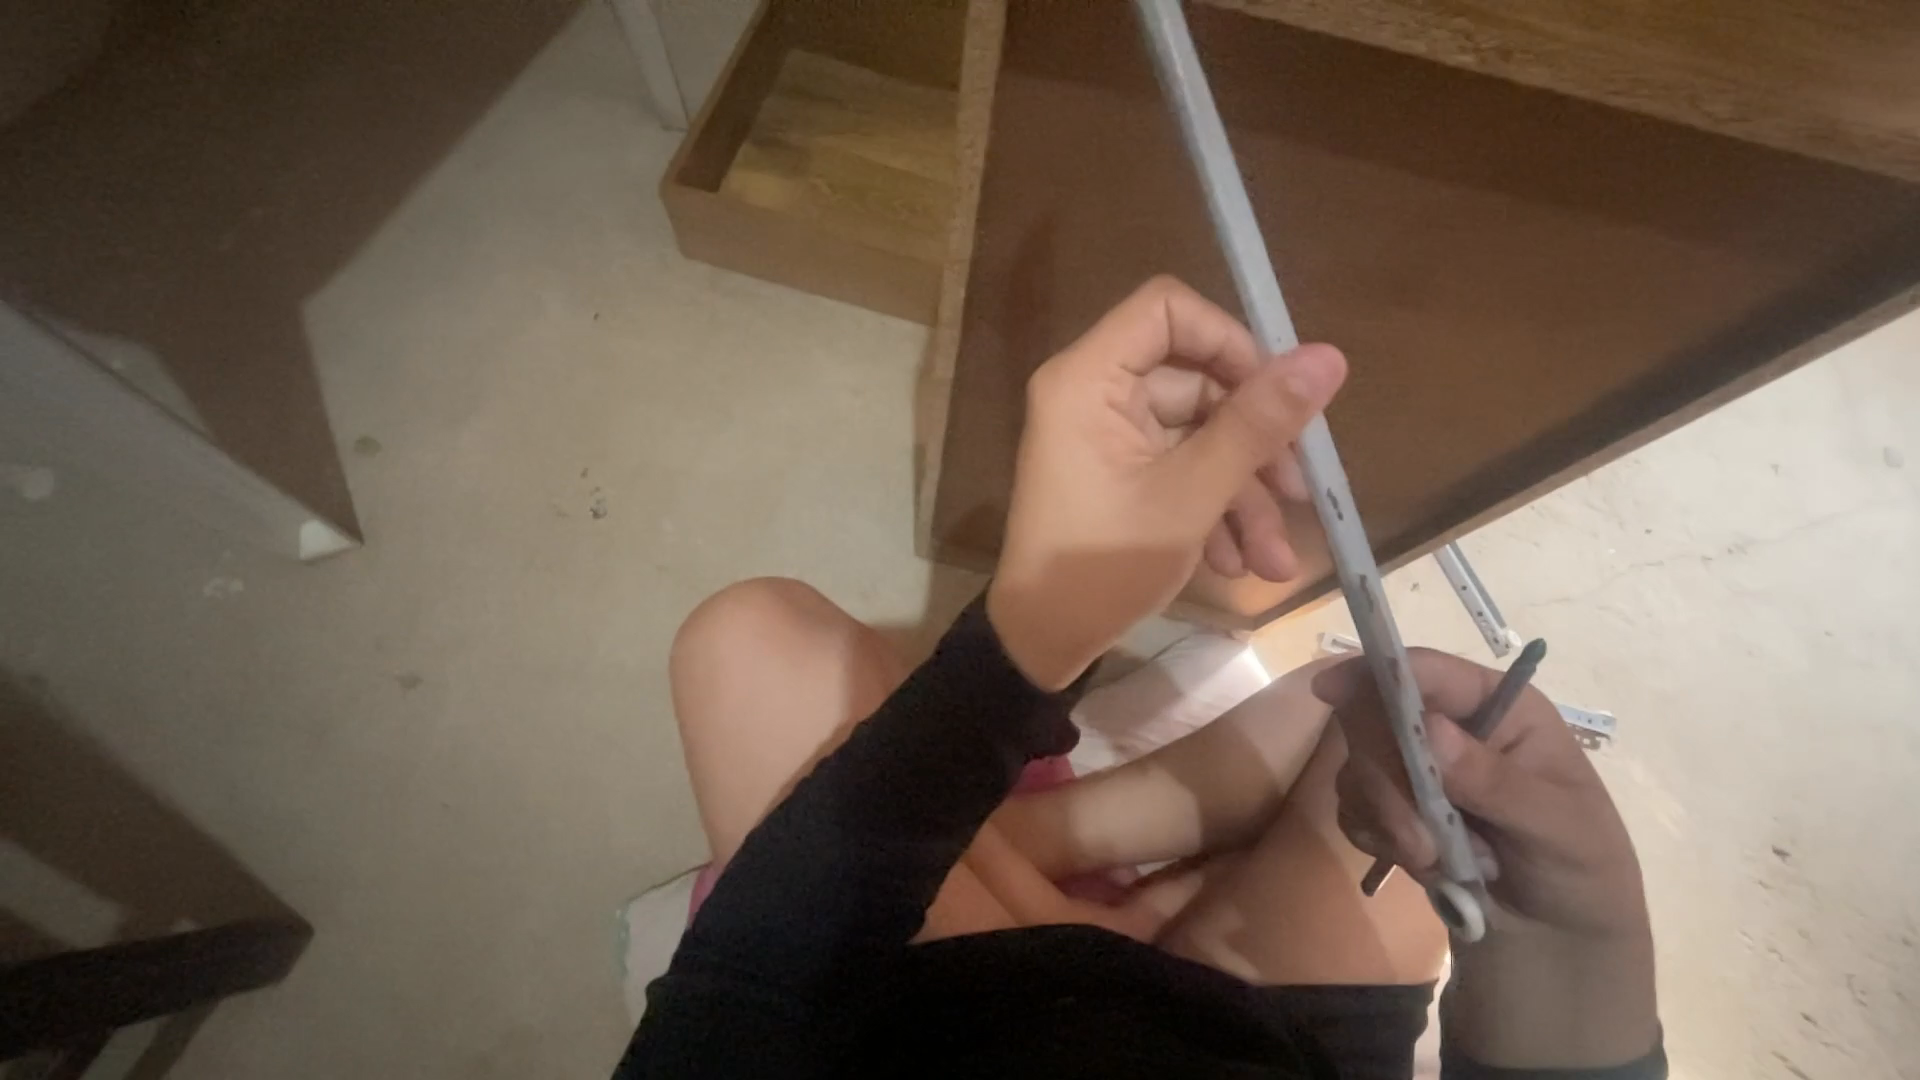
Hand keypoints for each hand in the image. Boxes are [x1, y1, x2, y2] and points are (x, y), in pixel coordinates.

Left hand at [985, 276, 1344, 688]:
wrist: (1042, 640)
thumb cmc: (1103, 565)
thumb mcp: (1190, 496)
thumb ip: (1256, 425)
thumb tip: (1328, 357)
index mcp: (1089, 380)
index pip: (1167, 309)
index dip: (1229, 340)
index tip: (1277, 393)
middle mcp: (1092, 395)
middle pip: (1194, 382)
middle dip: (1253, 445)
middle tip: (1300, 493)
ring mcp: (1104, 437)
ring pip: (1193, 437)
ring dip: (1241, 495)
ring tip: (1273, 560)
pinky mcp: (1113, 474)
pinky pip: (1173, 469)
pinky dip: (1210, 509)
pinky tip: (1239, 564)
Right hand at [1312, 648, 1647, 938]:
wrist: (1558, 939)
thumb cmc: (1581, 871)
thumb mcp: (1562, 830)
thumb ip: (1496, 781)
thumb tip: (1430, 729)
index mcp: (1494, 708)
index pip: (1425, 671)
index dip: (1377, 673)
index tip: (1330, 690)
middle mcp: (1444, 725)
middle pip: (1372, 716)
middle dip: (1384, 779)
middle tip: (1416, 839)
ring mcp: (1408, 763)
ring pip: (1356, 766)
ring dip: (1387, 819)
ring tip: (1438, 863)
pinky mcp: (1383, 803)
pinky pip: (1349, 806)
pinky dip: (1377, 838)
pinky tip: (1423, 865)